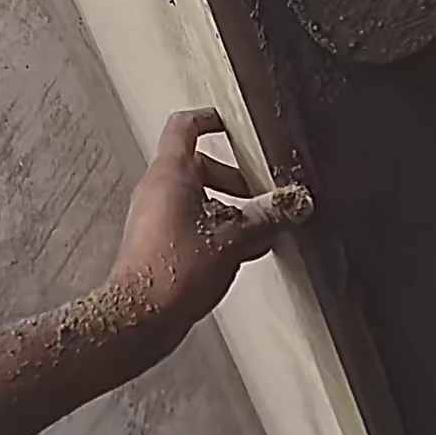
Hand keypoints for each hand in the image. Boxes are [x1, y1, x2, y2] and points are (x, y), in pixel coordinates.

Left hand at [108, 109, 312, 346]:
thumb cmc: (175, 271)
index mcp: (170, 174)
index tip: (235, 125)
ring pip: (195, 196)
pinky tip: (239, 252)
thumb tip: (296, 201)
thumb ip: (267, 216)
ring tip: (257, 230)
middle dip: (233, 178)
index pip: (184, 126)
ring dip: (227, 207)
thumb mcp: (233, 239)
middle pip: (198, 164)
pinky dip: (213, 227)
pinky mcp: (154, 240)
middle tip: (261, 196)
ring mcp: (153, 215)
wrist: (139, 316)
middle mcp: (156, 188)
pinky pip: (188, 220)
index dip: (211, 119)